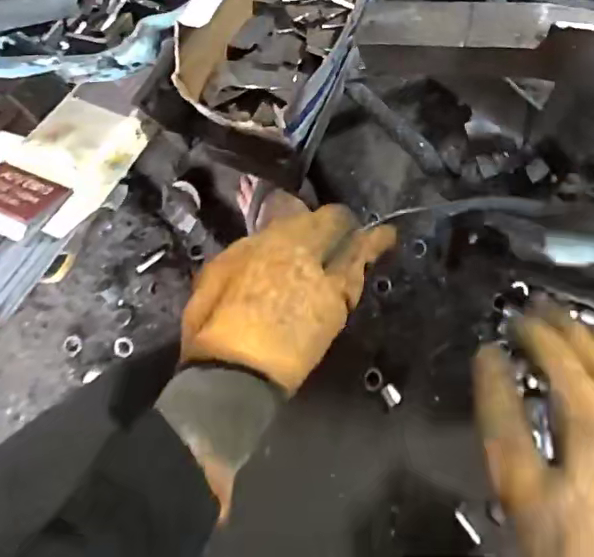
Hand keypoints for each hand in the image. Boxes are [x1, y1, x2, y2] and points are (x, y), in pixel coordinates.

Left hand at [181, 201, 395, 392]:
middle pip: (301, 222)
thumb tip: (381, 234)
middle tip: (327, 269)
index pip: (335, 215)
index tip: (359, 250)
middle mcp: (265, 233)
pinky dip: (260, 268)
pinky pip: (247, 259)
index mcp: (299, 235)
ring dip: (287, 252)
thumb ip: (357, 260)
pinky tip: (262, 294)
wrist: (225, 379)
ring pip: (272, 240)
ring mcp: (234, 253)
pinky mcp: (212, 275)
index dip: (351, 231)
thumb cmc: (293, 337)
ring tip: (294, 282)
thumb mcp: (336, 301)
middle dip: (316, 239)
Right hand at [473, 303, 593, 556]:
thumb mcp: (523, 486)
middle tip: (531, 308)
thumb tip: (487, 358)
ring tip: (557, 326)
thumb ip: (503, 418)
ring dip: (583, 336)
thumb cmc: (571, 539)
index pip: (556, 351)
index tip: (506, 321)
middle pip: (589, 345)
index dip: (530, 331)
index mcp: (593, 407)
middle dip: (559, 322)